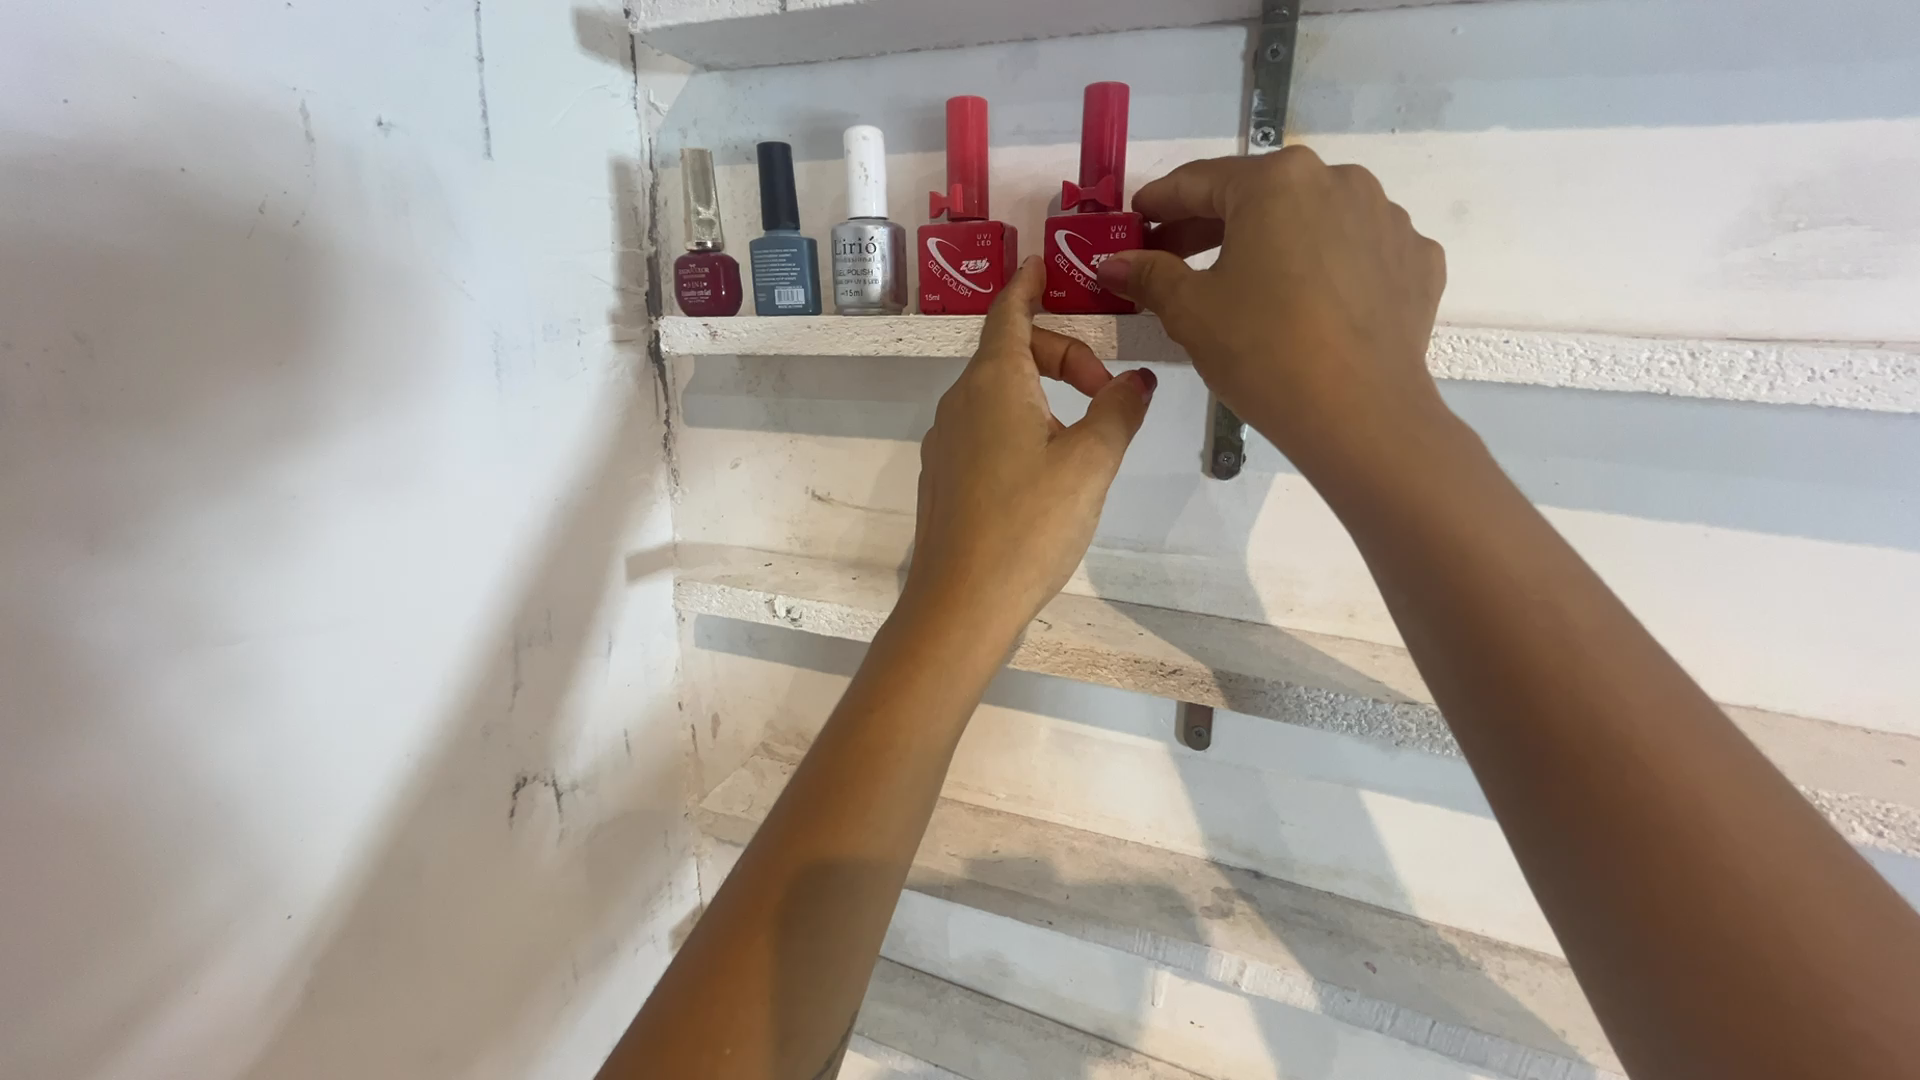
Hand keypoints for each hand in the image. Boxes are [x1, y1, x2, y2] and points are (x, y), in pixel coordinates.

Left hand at [903, 256, 1154, 636]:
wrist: (961, 602)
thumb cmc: (1029, 524)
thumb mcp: (1090, 464)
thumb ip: (1117, 412)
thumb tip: (1138, 382)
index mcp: (993, 382)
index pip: (1010, 313)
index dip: (1029, 285)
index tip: (1043, 265)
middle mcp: (959, 403)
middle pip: (1011, 354)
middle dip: (1063, 358)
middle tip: (1108, 397)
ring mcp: (945, 442)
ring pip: (999, 397)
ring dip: (1044, 399)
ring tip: (1084, 442)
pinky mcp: (943, 479)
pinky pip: (985, 432)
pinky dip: (1021, 429)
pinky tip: (1045, 476)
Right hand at [1096, 147, 1448, 475]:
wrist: (1358, 413)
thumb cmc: (1261, 350)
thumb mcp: (1190, 311)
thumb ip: (1148, 275)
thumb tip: (1112, 261)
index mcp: (1276, 182)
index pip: (1201, 181)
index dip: (1160, 202)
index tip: (1137, 219)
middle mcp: (1339, 180)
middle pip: (1259, 197)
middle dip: (1212, 227)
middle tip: (1175, 259)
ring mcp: (1386, 218)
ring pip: (1311, 221)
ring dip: (1271, 244)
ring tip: (1245, 285)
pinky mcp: (1415, 260)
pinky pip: (1355, 253)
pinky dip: (1324, 269)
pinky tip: (1307, 305)